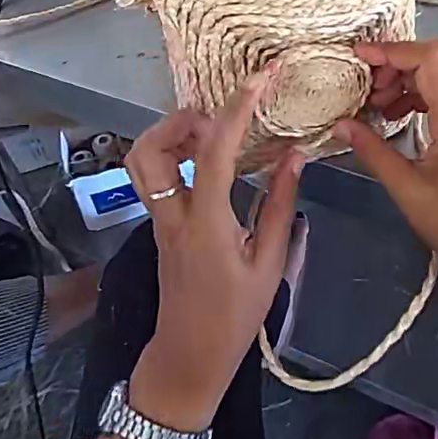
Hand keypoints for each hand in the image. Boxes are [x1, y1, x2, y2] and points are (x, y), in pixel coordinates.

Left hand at [122, 74, 300, 431]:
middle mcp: (171, 216)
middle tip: (220, 116)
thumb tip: (296, 154)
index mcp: (205, 225)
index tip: (259, 80)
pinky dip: (173, 150)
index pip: (213, 153)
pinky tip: (207, 155)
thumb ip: (281, 205)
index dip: (236, 111)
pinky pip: (153, 173)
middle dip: (181, 119)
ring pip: (141, 159)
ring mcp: (158, 219)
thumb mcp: (270, 264)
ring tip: (213, 130)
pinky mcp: (158, 222)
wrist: (188, 358)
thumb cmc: (234, 317)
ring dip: (172, 132)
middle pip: (149, 150)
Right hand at [333, 41, 437, 310]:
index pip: (430, 59)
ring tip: (381, 106)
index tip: (359, 57)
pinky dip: (425, 93)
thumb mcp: (409, 191)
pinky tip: (403, 117)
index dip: (391, 51)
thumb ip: (374, 151)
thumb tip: (341, 125)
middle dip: (399, 61)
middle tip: (370, 87)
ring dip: (412, 77)